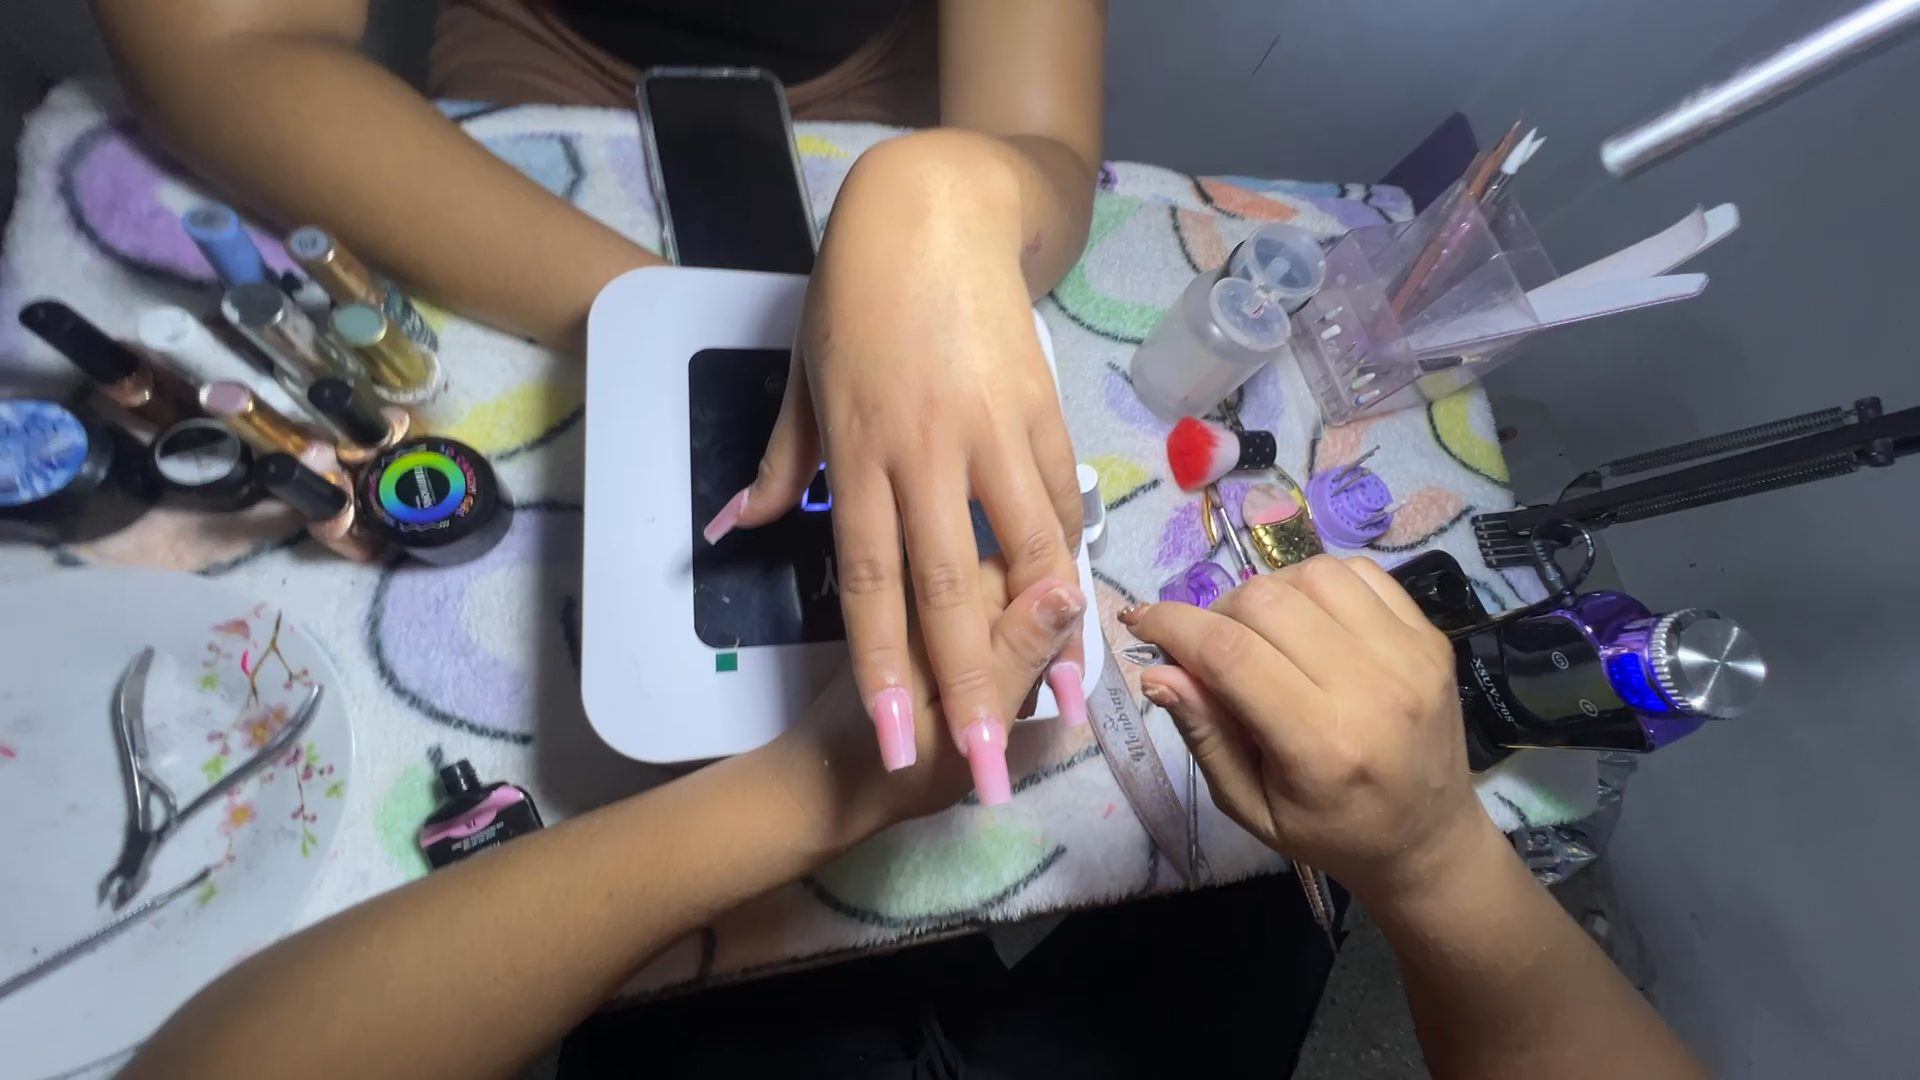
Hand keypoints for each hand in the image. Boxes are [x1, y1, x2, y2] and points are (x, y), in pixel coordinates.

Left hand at [707, 132, 1086, 803]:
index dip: (884, 670)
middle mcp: (927, 454)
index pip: (871, 583)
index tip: (895, 742)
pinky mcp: (1045, 409)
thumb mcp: (804, 378)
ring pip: (1024, 549)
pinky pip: (1058, 497)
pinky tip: (1081, 609)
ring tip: (1062, 704)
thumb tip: (734, 530)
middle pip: (948, 586)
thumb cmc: (856, 299)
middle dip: (967, 684)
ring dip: (1044, 634)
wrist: (934, 212)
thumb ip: (777, 465)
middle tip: (983, 765)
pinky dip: (1069, 557)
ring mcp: (993, 432)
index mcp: (859, 454)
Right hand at [1121, 555, 1496, 906]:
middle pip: (1264, 602)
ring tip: (1261, 634)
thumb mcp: (1247, 804)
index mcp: (1322, 745)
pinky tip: (1307, 620)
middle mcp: (1372, 690)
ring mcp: (1410, 656)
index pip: (1230, 653)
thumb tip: (1155, 672)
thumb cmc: (1329, 831)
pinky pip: (1355, 572)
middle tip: (1210, 648)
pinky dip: (1313, 584)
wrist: (1430, 840)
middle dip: (1215, 613)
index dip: (1173, 625)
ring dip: (1264, 595)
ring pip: (1308, 575)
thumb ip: (1202, 734)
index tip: (1142, 622)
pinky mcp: (1430, 637)